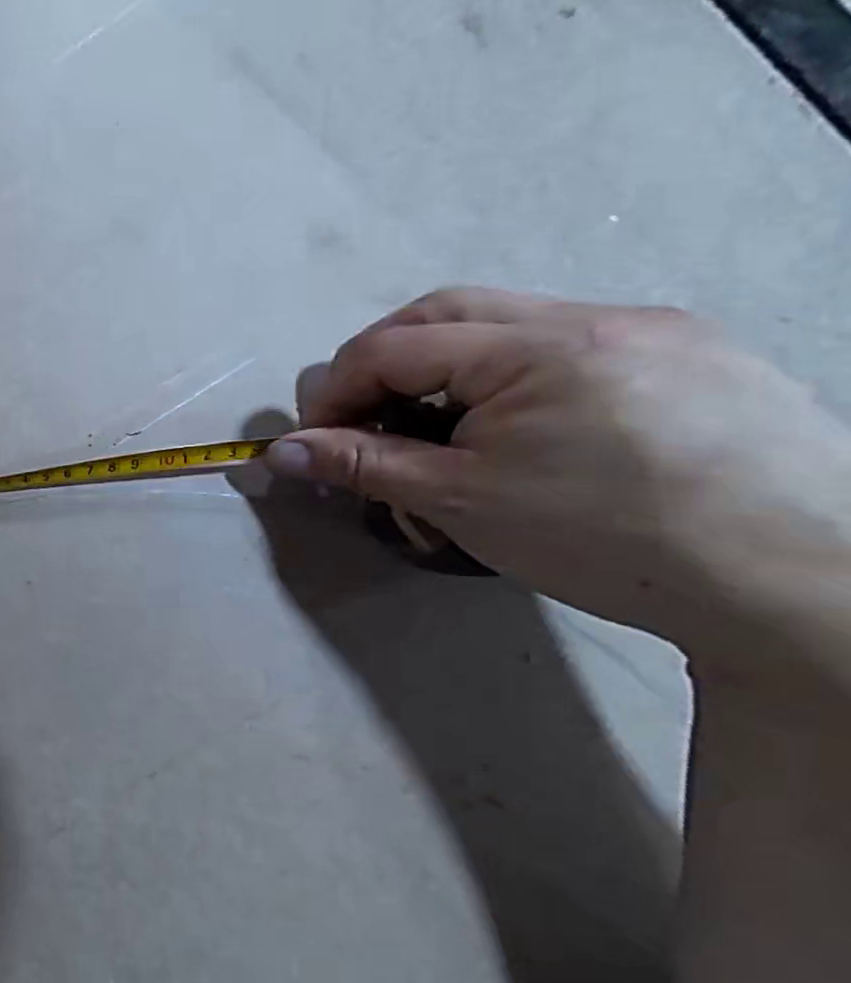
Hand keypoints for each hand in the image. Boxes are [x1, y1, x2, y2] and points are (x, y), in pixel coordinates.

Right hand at [265, 287, 850, 658]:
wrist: (796, 578)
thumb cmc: (602, 538)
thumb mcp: (459, 502)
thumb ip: (363, 464)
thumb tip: (279, 452)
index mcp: (539, 348)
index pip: (395, 346)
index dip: (335, 390)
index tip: (313, 441)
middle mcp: (596, 318)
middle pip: (445, 312)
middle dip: (379, 361)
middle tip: (357, 419)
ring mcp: (651, 330)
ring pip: (505, 325)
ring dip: (442, 368)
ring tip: (431, 428)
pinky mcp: (689, 355)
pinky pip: (563, 344)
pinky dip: (506, 375)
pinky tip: (512, 427)